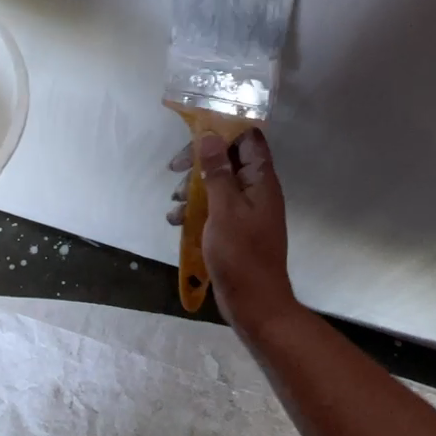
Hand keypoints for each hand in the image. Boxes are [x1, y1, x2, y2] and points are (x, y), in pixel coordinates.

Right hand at [167, 129, 300, 331]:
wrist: (255, 305)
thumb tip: (210, 135)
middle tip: (174, 169)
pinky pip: (214, 207)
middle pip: (228, 159)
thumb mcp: (224, 209)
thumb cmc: (241, 255)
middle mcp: (256, 190)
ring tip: (175, 203)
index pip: (248, 139)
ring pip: (218, 183)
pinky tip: (177, 221)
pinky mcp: (235, 228)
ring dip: (194, 187)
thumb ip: (217, 171)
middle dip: (200, 161)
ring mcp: (246, 210)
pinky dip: (196, 209)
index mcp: (261, 180)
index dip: (224, 130)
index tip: (195, 133)